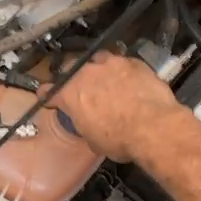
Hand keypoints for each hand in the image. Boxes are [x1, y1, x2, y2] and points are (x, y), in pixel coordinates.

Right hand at [50, 53, 193, 162]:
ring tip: (106, 81)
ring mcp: (111, 64)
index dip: (48, 96)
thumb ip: (85, 125)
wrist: (153, 127)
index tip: (48, 98)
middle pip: (71, 68)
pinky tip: (130, 82)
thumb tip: (90, 124)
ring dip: (99, 70)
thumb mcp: (93, 140)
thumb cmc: (119, 139)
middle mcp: (86, 73)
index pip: (49, 91)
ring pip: (98, 59)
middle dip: (73, 77)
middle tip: (81, 89)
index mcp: (70, 94)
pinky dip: (123, 71)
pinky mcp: (134, 62)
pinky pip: (123, 63)